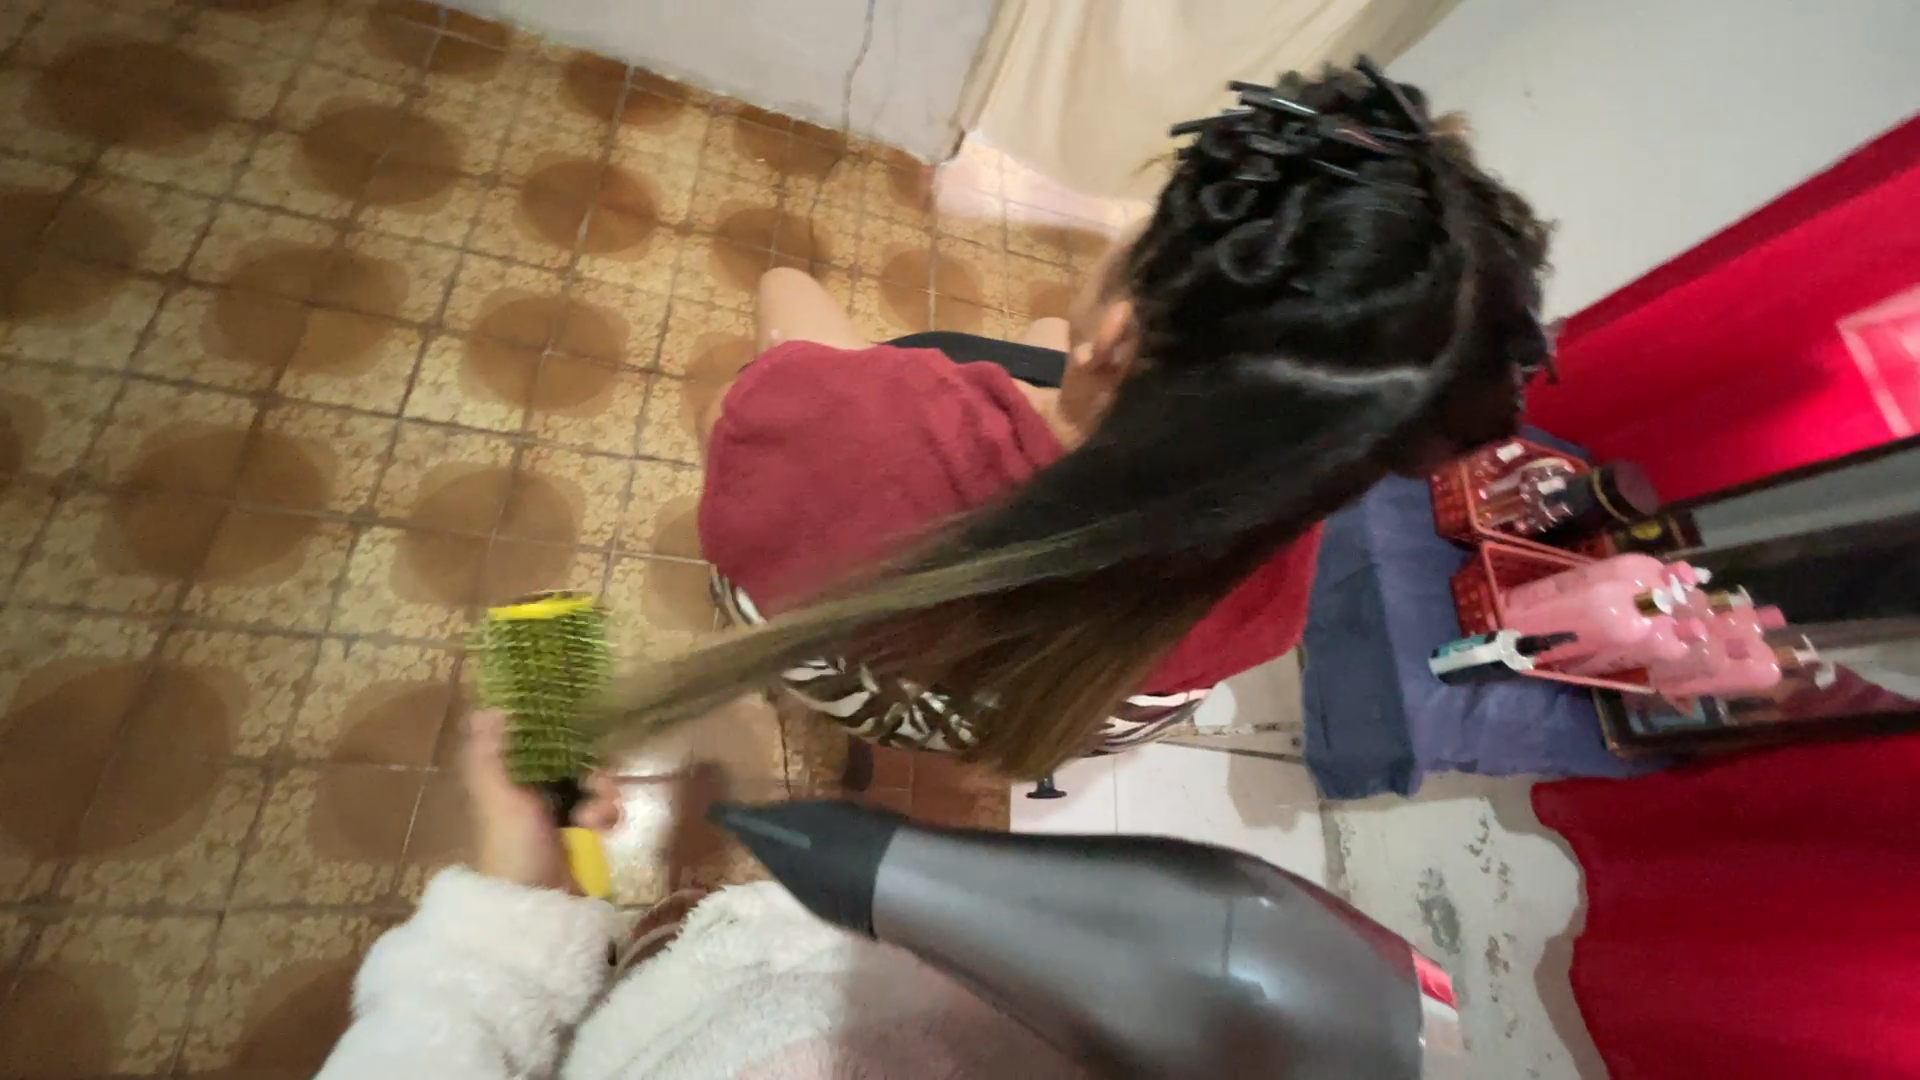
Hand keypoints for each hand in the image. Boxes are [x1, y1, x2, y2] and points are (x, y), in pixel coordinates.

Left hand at [461, 710, 622, 891]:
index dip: (570, 741)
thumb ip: (490, 756)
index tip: (586, 739)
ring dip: (605, 799)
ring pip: (598, 789)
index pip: (549, 748)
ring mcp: (563, 820)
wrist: (532, 910)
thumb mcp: (497, 799)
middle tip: (597, 788)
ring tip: (597, 819)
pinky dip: (611, 818)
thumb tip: (490, 707)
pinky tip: (605, 831)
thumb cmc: (511, 848)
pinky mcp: (583, 839)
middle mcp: (540, 798)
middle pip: (580, 767)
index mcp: (516, 785)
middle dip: (596, 775)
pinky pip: (608, 814)